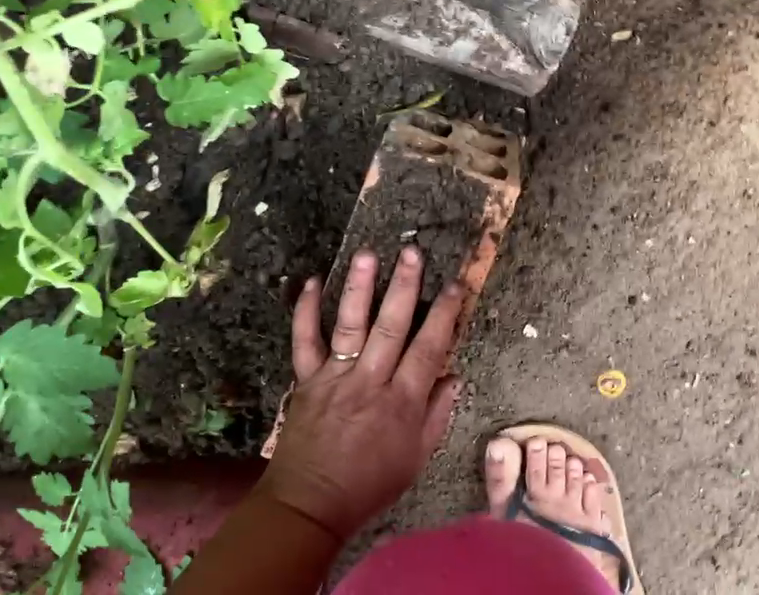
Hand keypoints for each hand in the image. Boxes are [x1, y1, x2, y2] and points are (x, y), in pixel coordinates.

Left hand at [256, 247, 465, 541]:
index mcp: (401, 402)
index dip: (444, 315)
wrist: (309, 506)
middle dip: (404, 287)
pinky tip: (308, 282)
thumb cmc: (369, 484)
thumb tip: (454, 376)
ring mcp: (334, 380)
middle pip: (391, 327)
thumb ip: (437, 415)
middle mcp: (370, 383)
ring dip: (359, 289)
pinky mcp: (305, 382)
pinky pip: (304, 343)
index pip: (428, 349)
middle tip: (412, 252)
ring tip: (367, 255)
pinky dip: (304, 312)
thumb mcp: (416, 458)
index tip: (455, 285)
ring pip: (349, 327)